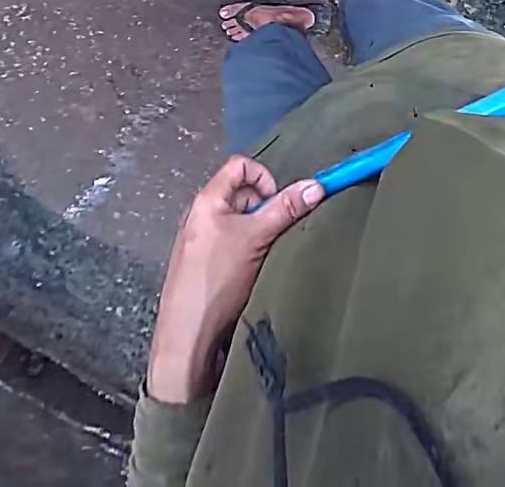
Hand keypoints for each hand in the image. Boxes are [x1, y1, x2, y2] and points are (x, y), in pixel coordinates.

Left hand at [146, 155, 324, 403]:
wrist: (188, 338)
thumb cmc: (216, 281)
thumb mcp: (256, 238)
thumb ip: (286, 209)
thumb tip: (315, 185)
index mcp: (208, 199)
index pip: (240, 165)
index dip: (264, 177)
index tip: (277, 202)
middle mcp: (201, 213)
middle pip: (242, 191)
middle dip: (264, 207)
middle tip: (272, 232)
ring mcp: (202, 239)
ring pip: (240, 219)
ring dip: (258, 230)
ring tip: (263, 254)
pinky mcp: (205, 262)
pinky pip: (233, 241)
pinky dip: (248, 247)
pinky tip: (252, 270)